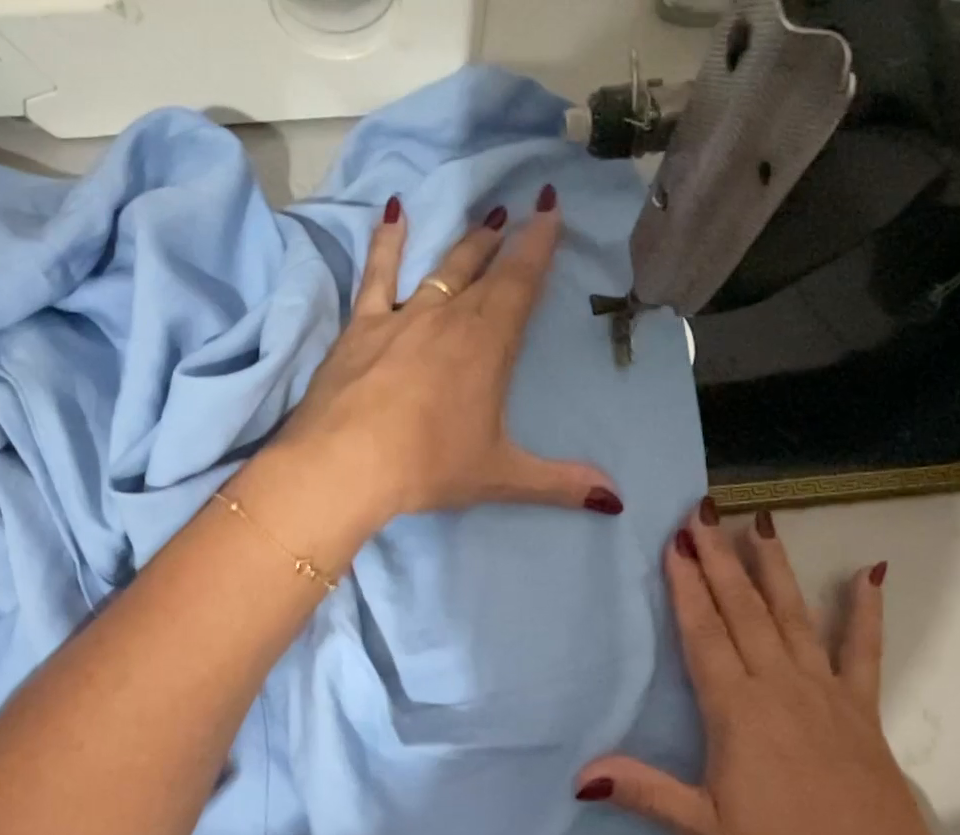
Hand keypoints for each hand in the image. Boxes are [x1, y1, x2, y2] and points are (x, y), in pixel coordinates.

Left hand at [274, 188, 622, 523]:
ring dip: (464, 243)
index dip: (539, 244)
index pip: (521, 283)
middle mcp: (448, 318)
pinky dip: (386, 242)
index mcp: (488, 345)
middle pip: (484, 271)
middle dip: (507, 241)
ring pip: (440, 269)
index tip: (549, 208)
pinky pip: (376, 274)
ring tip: (483, 217)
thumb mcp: (500, 477)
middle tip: (519, 213)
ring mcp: (401, 318)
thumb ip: (559, 484)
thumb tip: (615, 500)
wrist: (344, 464)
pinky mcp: (360, 327)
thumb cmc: (428, 467)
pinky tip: (392, 212)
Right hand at [575, 502, 959, 834]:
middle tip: (702, 511)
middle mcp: (780, 684)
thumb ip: (644, 791)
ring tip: (759, 522)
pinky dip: (866, 610)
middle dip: (719, 558)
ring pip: (793, 615)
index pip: (704, 633)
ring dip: (772, 567)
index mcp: (737, 709)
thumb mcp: (704, 828)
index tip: (675, 542)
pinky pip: (863, 648)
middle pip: (743, 610)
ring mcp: (825, 690)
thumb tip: (580, 776)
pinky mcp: (861, 706)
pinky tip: (871, 572)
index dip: (686, 586)